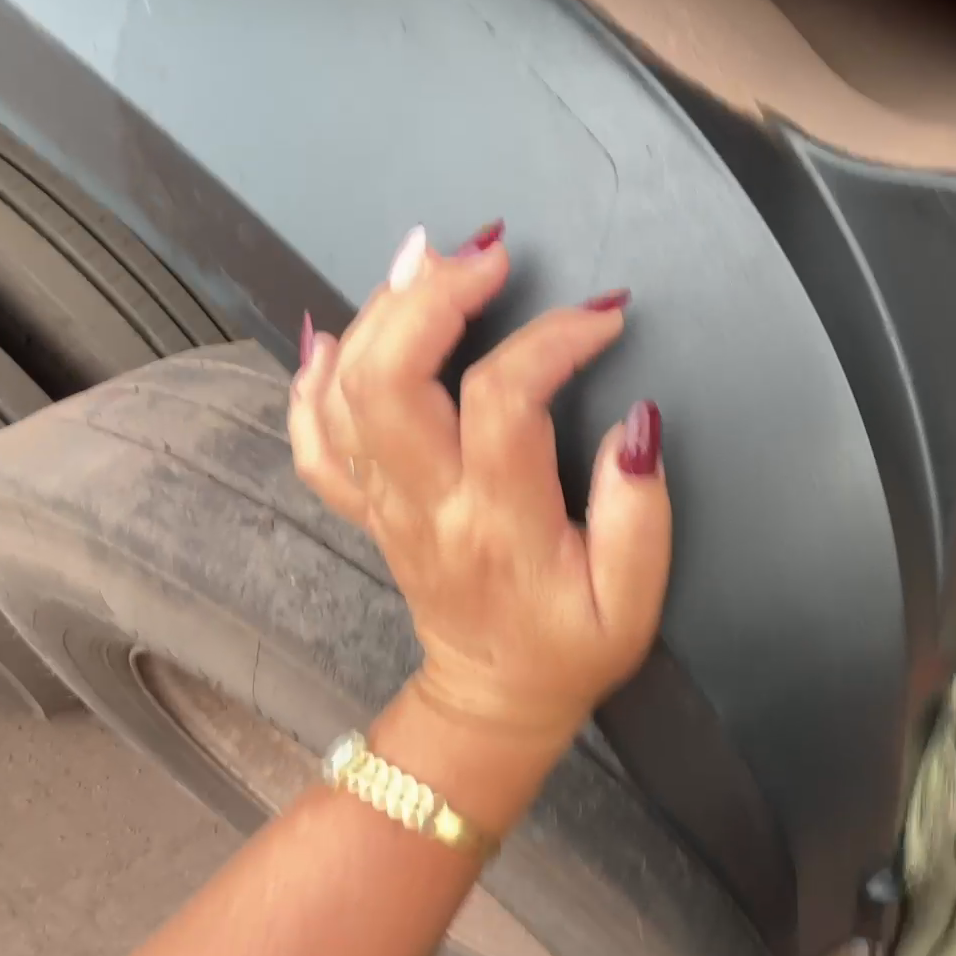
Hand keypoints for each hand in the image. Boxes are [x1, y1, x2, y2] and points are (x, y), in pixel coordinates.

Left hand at [288, 222, 670, 741]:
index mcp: (500, 524)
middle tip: (490, 253)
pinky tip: (338, 329)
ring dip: (382, 309)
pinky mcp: (369, 506)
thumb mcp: (634, 599)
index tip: (607, 316)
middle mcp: (426, 504)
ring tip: (431, 257)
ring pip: (345, 390)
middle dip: (434, 297)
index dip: (555, 340)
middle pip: (390, 378)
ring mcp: (384, 504)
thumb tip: (636, 423)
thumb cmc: (573, 649)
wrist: (493, 701)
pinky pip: (315, 434)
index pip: (508, 402)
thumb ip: (640, 512)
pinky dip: (315, 373)